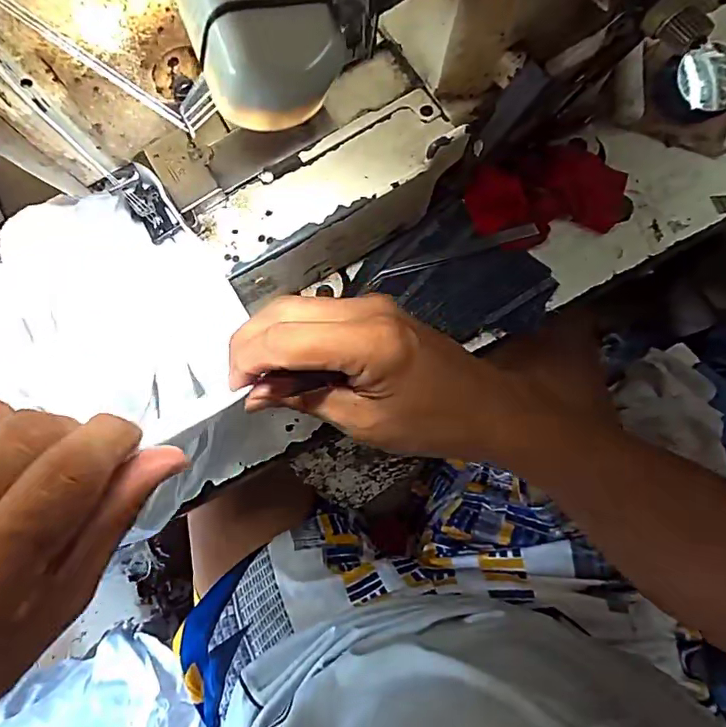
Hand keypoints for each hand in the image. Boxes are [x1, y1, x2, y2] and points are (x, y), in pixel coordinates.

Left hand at [0, 377, 187, 726]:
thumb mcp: (58, 608)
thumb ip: (108, 522)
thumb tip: (161, 455)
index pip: (59, 479)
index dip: (108, 442)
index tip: (127, 438)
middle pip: (20, 436)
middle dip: (70, 434)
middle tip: (81, 459)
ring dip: (21, 428)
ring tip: (26, 465)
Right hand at [227, 295, 607, 461]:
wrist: (490, 406)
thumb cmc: (432, 424)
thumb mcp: (362, 423)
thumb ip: (304, 398)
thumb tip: (255, 393)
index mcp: (366, 341)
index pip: (284, 338)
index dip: (249, 361)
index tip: (235, 391)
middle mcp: (363, 309)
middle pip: (280, 310)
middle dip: (247, 343)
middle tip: (237, 381)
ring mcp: (366, 303)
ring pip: (291, 304)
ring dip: (263, 335)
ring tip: (255, 373)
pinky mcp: (367, 308)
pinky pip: (311, 311)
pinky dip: (286, 333)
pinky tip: (282, 361)